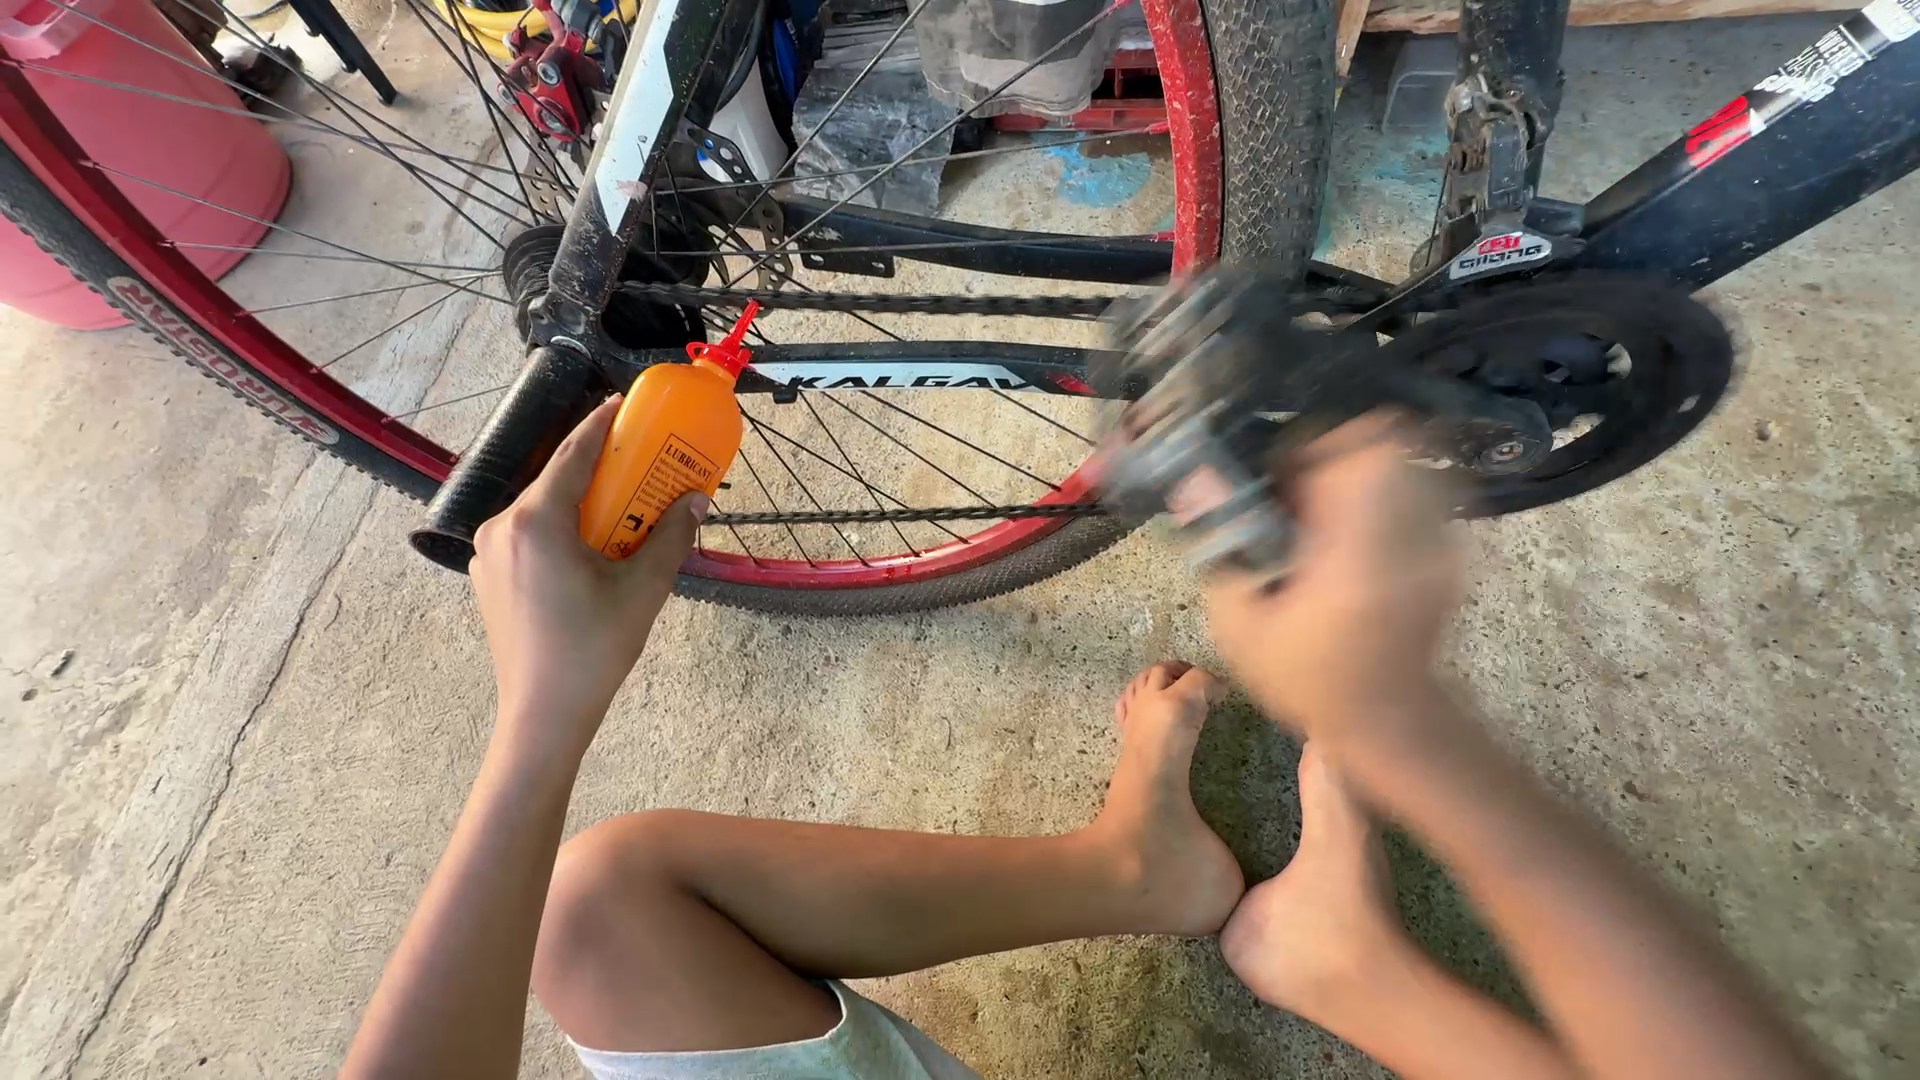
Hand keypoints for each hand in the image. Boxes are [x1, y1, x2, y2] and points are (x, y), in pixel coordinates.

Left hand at [469, 396, 705, 753]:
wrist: (545, 712)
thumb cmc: (595, 648)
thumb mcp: (644, 587)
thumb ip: (671, 536)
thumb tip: (697, 500)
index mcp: (537, 522)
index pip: (573, 456)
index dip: (601, 425)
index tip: (623, 404)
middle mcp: (503, 528)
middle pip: (557, 480)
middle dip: (600, 467)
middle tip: (639, 460)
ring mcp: (489, 553)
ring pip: (543, 508)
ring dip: (584, 500)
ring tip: (623, 506)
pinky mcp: (491, 576)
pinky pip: (531, 533)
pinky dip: (565, 527)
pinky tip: (594, 545)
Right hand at [1203, 413, 1462, 738]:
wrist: (1389, 724)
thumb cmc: (1304, 680)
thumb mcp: (1239, 625)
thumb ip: (1220, 549)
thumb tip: (1194, 482)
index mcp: (1357, 561)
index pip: (1358, 457)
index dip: (1310, 450)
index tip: (1278, 481)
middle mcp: (1412, 542)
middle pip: (1388, 441)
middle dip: (1334, 451)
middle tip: (1298, 492)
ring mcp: (1441, 544)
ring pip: (1406, 457)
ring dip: (1356, 468)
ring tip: (1323, 512)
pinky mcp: (1449, 549)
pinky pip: (1416, 486)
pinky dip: (1377, 490)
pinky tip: (1349, 533)